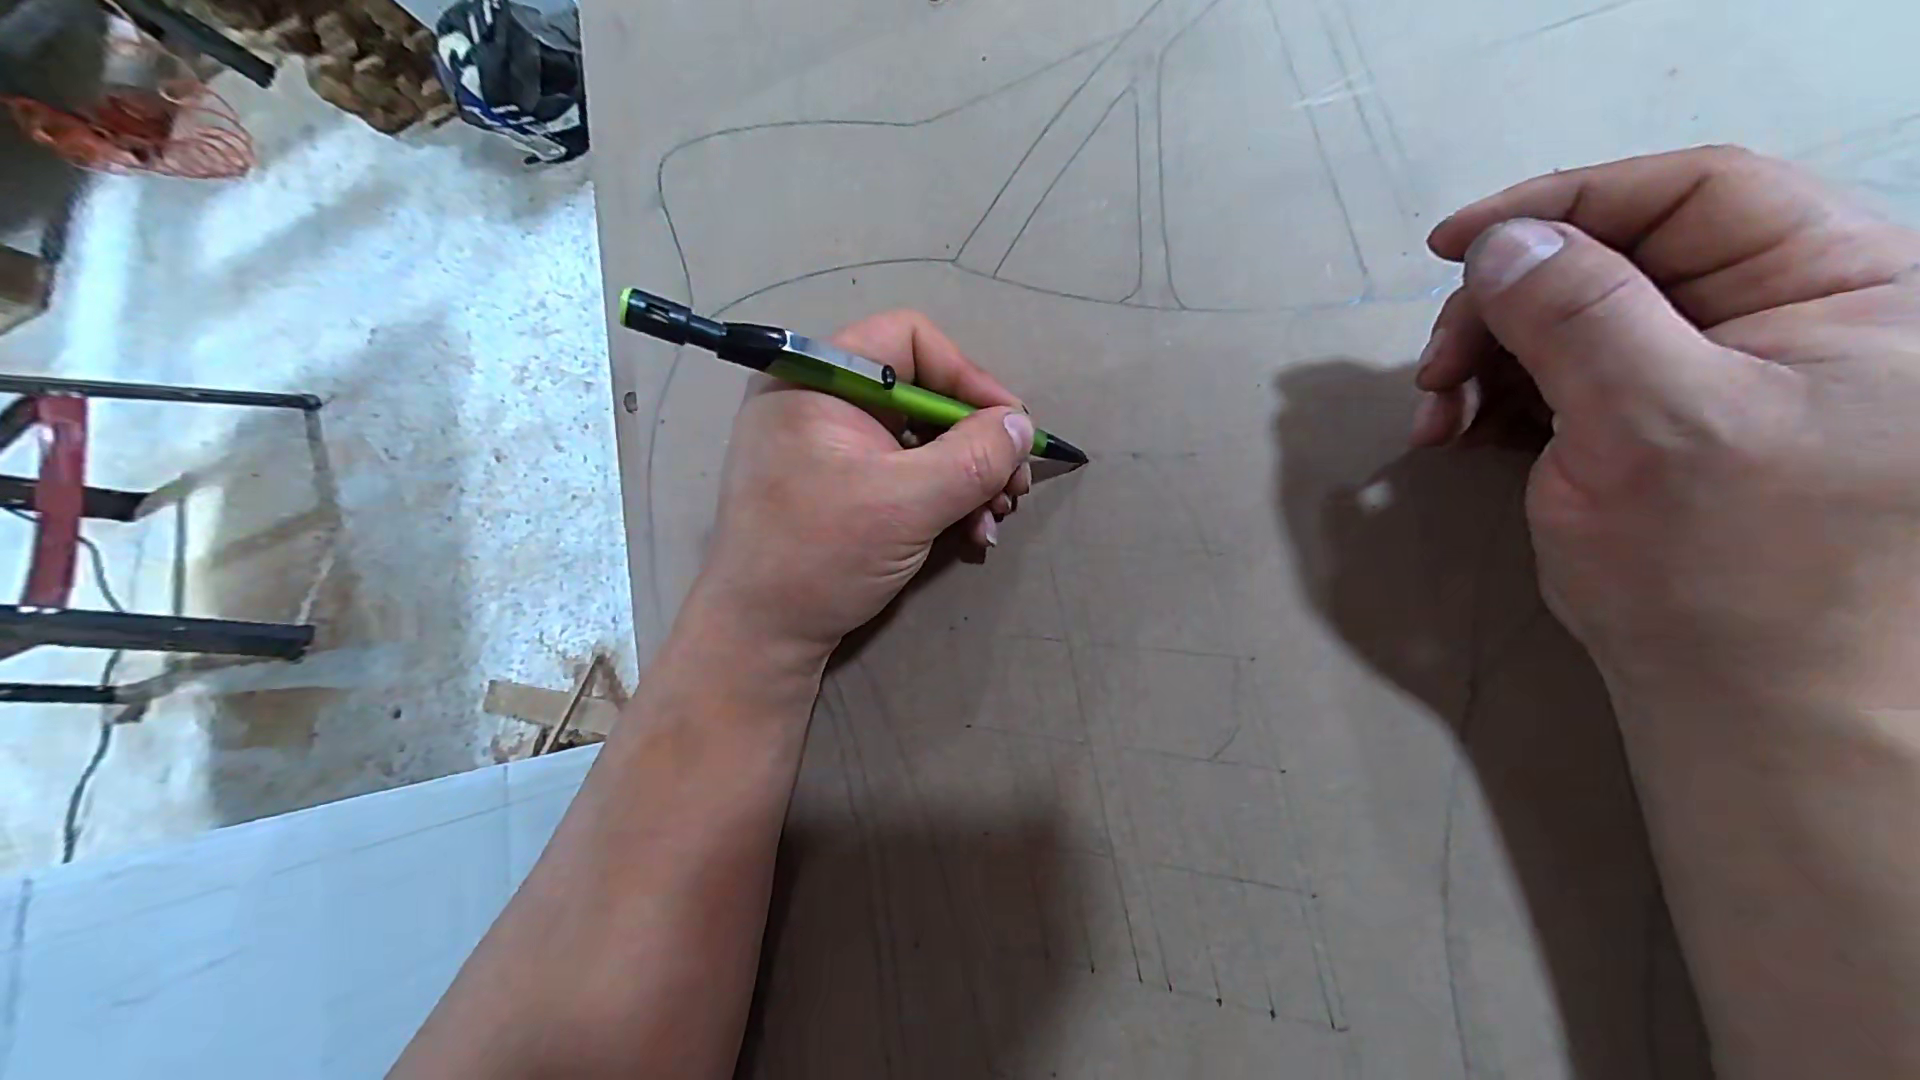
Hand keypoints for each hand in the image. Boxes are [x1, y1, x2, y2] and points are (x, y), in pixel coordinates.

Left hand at [688, 310, 1034, 666]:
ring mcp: (831, 446)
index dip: (969, 378)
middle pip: (924, 393)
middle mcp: (823, 401)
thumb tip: (1022, 425)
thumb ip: (975, 457)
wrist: (762, 635)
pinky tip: (971, 533)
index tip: (1011, 426)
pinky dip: (944, 498)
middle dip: (978, 442)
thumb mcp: (907, 503)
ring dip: (970, 477)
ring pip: (922, 439)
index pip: (910, 340)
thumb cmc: (820, 556)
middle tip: (1014, 486)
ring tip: (996, 517)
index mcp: (818, 379)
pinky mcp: (843, 485)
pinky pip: (906, 472)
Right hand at [1413, 146, 1919, 704]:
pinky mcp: (1631, 412)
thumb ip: (1581, 318)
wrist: (1729, 684)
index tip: (1449, 245)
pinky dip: (1485, 397)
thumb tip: (1499, 242)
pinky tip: (1455, 432)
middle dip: (1497, 311)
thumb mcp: (1652, 426)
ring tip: (1435, 418)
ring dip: (1477, 361)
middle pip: (1602, 261)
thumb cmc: (1721, 563)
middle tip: (1434, 373)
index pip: (1689, 194)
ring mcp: (1691, 367)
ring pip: (1557, 320)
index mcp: (1838, 287)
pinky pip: (1542, 374)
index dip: (1560, 202)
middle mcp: (1767, 313)